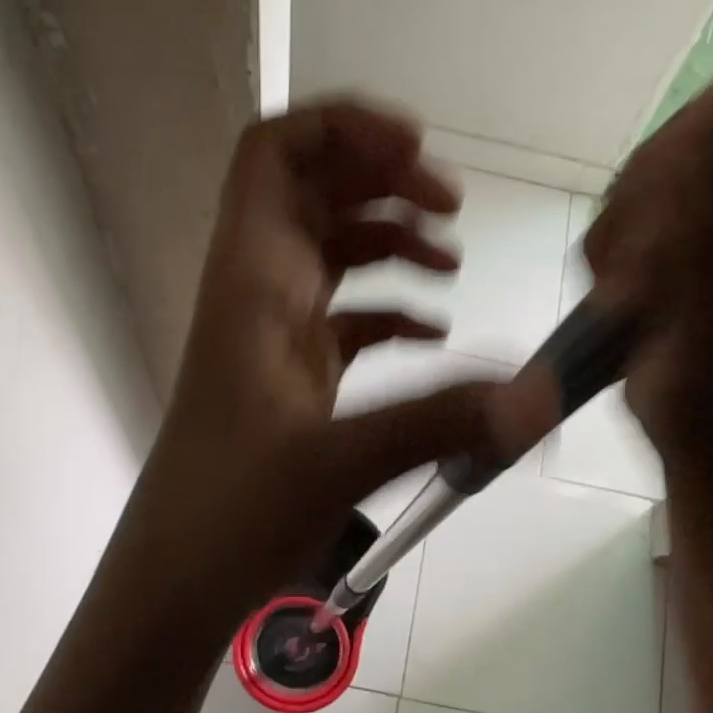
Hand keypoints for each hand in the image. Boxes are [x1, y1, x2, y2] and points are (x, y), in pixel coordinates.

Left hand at [132, 100, 553, 612]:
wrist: (175, 583)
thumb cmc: (233, 514)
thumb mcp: (340, 462)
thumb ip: (441, 422)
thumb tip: (538, 400)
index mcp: (253, 285)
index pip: (276, 154)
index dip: (343, 129)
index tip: (418, 152)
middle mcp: (258, 298)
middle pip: (313, 194)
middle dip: (384, 182)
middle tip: (453, 208)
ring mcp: (272, 344)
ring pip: (330, 257)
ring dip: (389, 245)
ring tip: (453, 264)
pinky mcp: (289, 387)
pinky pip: (342, 324)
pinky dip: (387, 314)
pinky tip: (431, 338)